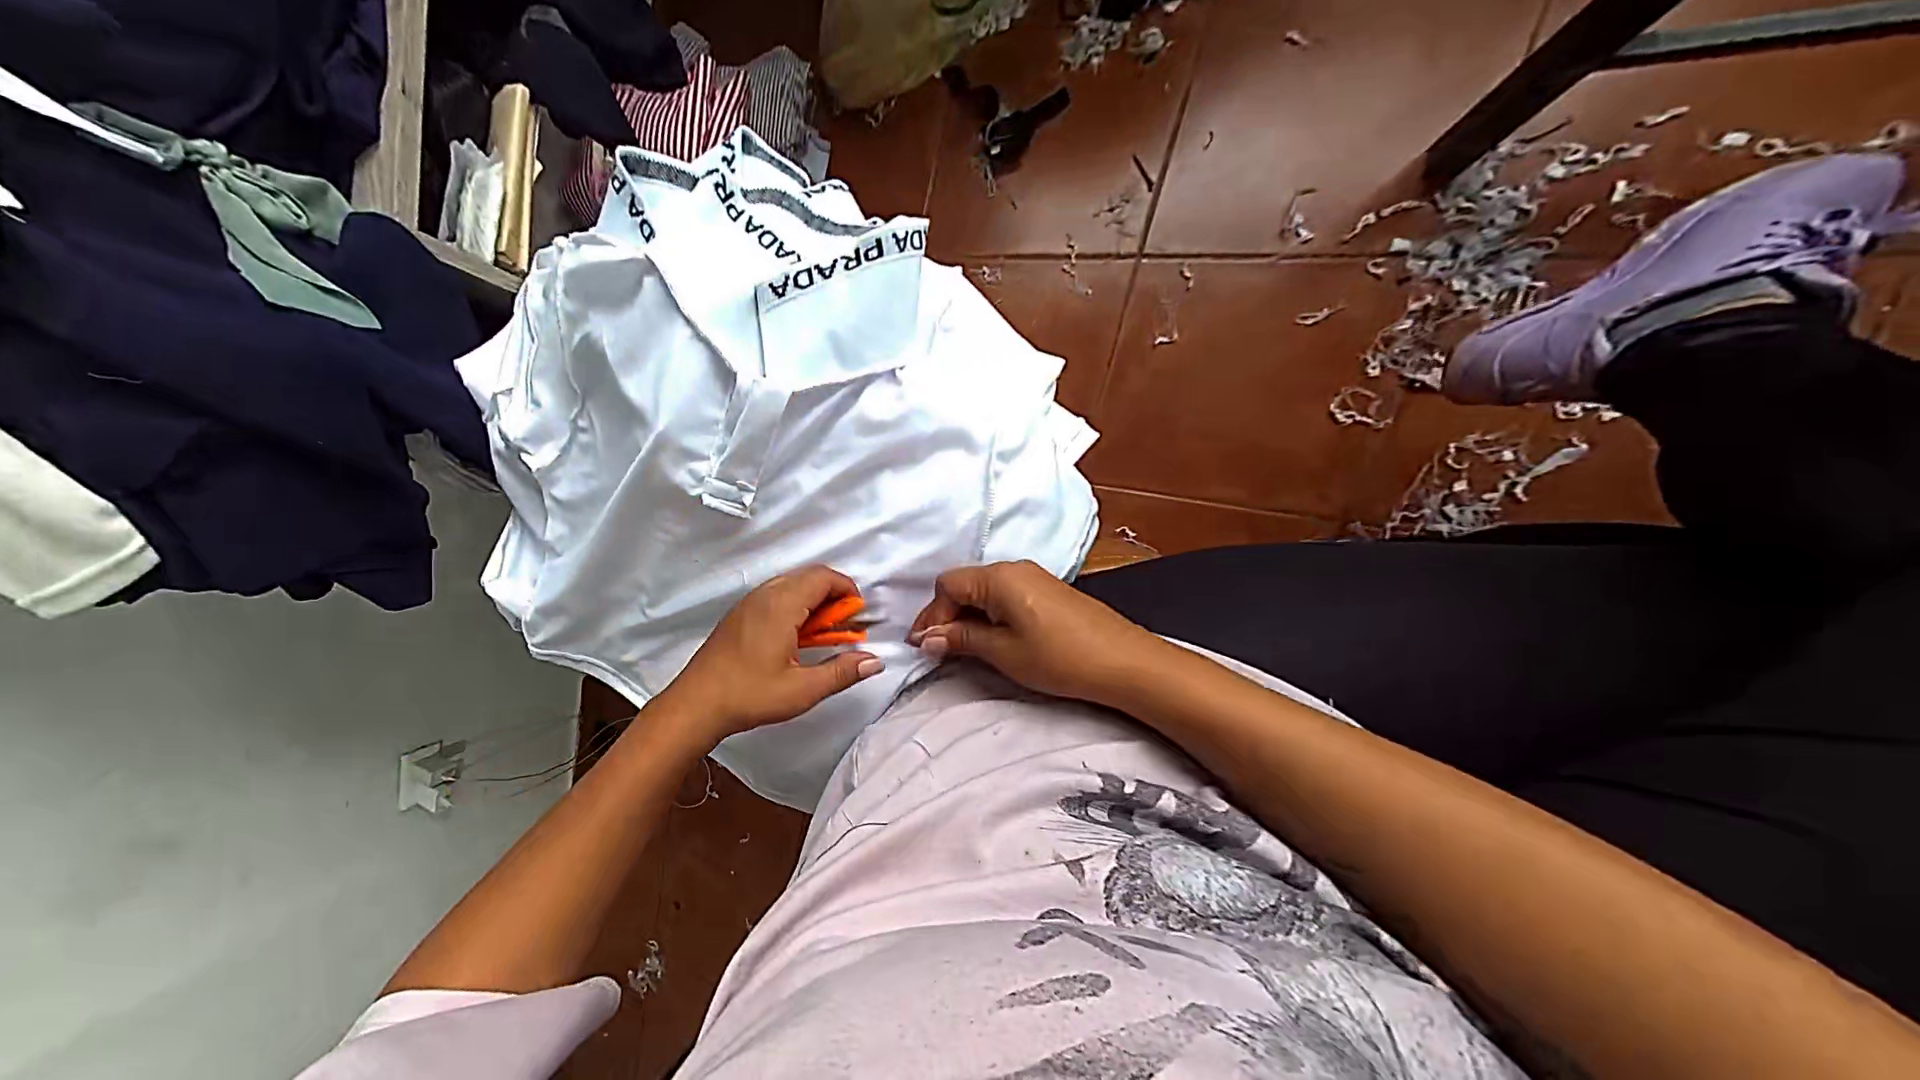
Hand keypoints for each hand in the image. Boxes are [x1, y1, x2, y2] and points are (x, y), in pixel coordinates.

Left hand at [658, 566, 883, 745]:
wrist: (695, 705)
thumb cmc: (747, 695)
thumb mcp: (803, 689)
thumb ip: (843, 672)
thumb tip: (874, 661)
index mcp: (781, 604)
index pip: (824, 577)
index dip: (848, 591)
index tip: (858, 617)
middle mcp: (765, 595)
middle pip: (810, 576)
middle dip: (835, 596)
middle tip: (845, 626)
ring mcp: (749, 603)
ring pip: (793, 585)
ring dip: (815, 602)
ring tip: (824, 635)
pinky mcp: (740, 615)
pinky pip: (776, 596)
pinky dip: (796, 607)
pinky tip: (797, 640)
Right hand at [908, 560, 1166, 705]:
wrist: (1124, 662)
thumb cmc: (1060, 657)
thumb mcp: (1003, 652)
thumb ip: (962, 639)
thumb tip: (928, 638)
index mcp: (999, 577)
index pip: (947, 585)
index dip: (931, 615)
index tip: (923, 647)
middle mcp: (1015, 568)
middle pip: (965, 584)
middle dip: (947, 615)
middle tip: (939, 650)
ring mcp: (1035, 578)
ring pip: (985, 591)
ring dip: (969, 616)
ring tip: (963, 649)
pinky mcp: (1048, 592)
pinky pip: (1006, 596)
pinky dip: (990, 615)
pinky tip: (992, 640)